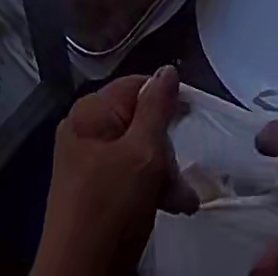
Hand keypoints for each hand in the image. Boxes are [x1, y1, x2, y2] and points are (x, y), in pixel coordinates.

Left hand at [32, 67, 194, 275]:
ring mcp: (87, 163)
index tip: (192, 117)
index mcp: (90, 113)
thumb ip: (157, 108)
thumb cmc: (111, 207)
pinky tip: (171, 206)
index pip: (136, 85)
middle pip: (139, 120)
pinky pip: (129, 175)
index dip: (166, 98)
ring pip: (138, 151)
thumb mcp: (143, 153)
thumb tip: (168, 69)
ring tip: (181, 198)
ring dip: (164, 172)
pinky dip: (150, 187)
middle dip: (165, 146)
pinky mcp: (93, 191)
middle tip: (179, 172)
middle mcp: (85, 131)